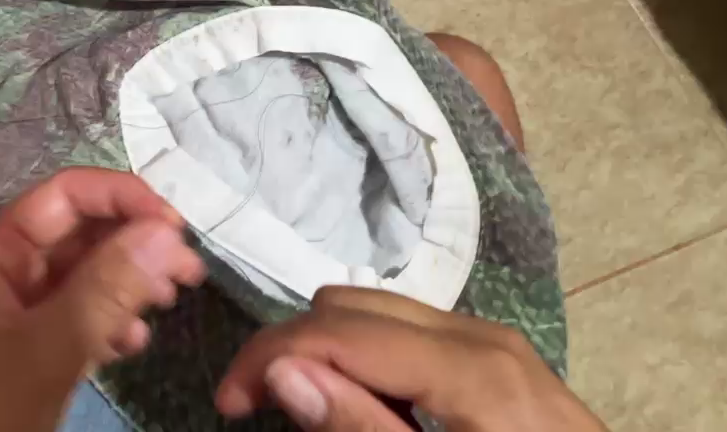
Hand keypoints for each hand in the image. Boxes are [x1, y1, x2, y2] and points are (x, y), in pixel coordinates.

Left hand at [0, 168, 208, 431]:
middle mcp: (12, 268)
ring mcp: (23, 311)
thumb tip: (167, 232)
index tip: (176, 224)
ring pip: (87, 274)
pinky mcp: (35, 350)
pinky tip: (134, 344)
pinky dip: (115, 321)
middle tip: (190, 272)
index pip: (66, 195)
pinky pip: (83, 317)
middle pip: (81, 231)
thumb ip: (104, 291)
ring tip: (170, 302)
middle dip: (135, 241)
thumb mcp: (45, 348)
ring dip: (131, 280)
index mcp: (0, 248)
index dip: (120, 196)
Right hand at [216, 287, 606, 431]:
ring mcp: (493, 340)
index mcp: (473, 369)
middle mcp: (480, 334)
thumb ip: (363, 431)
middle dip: (294, 349)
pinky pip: (404, 331)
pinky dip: (367, 358)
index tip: (229, 402)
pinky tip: (369, 407)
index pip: (339, 331)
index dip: (271, 355)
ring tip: (315, 411)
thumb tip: (281, 372)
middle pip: (347, 307)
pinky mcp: (497, 356)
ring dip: (326, 350)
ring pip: (371, 310)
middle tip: (262, 408)